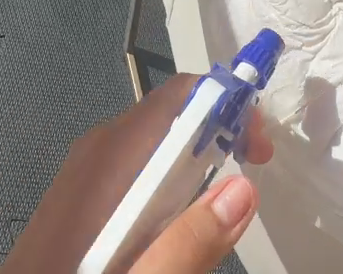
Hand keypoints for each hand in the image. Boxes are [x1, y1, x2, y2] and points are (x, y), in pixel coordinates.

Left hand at [4, 74, 273, 273]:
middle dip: (220, 130)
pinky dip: (172, 176)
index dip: (228, 104)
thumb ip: (187, 245)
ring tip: (222, 199)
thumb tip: (245, 189)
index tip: (259, 147)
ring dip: (199, 155)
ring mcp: (87, 169)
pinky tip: (179, 218)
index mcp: (110, 156)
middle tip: (251, 171)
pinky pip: (139, 164)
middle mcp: (98, 149)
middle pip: (172, 114)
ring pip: (157, 140)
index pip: (179, 96)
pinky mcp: (83, 193)